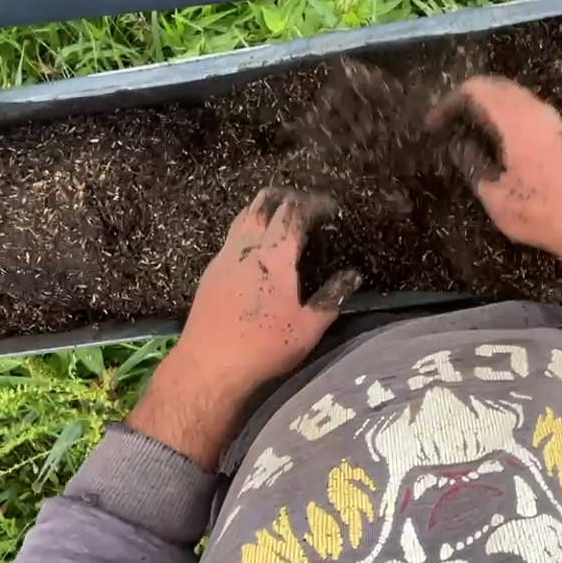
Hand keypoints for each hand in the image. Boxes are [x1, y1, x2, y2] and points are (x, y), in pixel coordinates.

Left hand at [128, 187, 356, 468]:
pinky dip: (249, 230)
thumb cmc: (263, 348)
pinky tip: (257, 251)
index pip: (294, 212)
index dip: (314, 203)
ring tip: (282, 220)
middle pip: (263, 203)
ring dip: (264, 210)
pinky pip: (232, 238)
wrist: (208, 365)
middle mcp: (245, 248)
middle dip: (287, 196)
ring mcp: (224, 258)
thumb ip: (331, 298)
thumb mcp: (308, 328)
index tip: (331, 207)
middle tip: (306, 205)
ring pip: (243, 217)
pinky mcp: (210, 273)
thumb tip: (352, 275)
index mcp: (274, 257)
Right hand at [428, 75, 561, 277]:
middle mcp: (535, 110)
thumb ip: (472, 163)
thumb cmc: (539, 211)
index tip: (432, 126)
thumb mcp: (494, 194)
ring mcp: (550, 120)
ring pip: (512, 97)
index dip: (449, 103)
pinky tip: (493, 141)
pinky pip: (524, 111)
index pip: (476, 90)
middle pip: (495, 87)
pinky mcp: (558, 133)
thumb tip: (459, 144)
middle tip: (446, 125)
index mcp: (515, 119)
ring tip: (466, 132)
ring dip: (486, 108)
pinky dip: (503, 117)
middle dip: (466, 101)